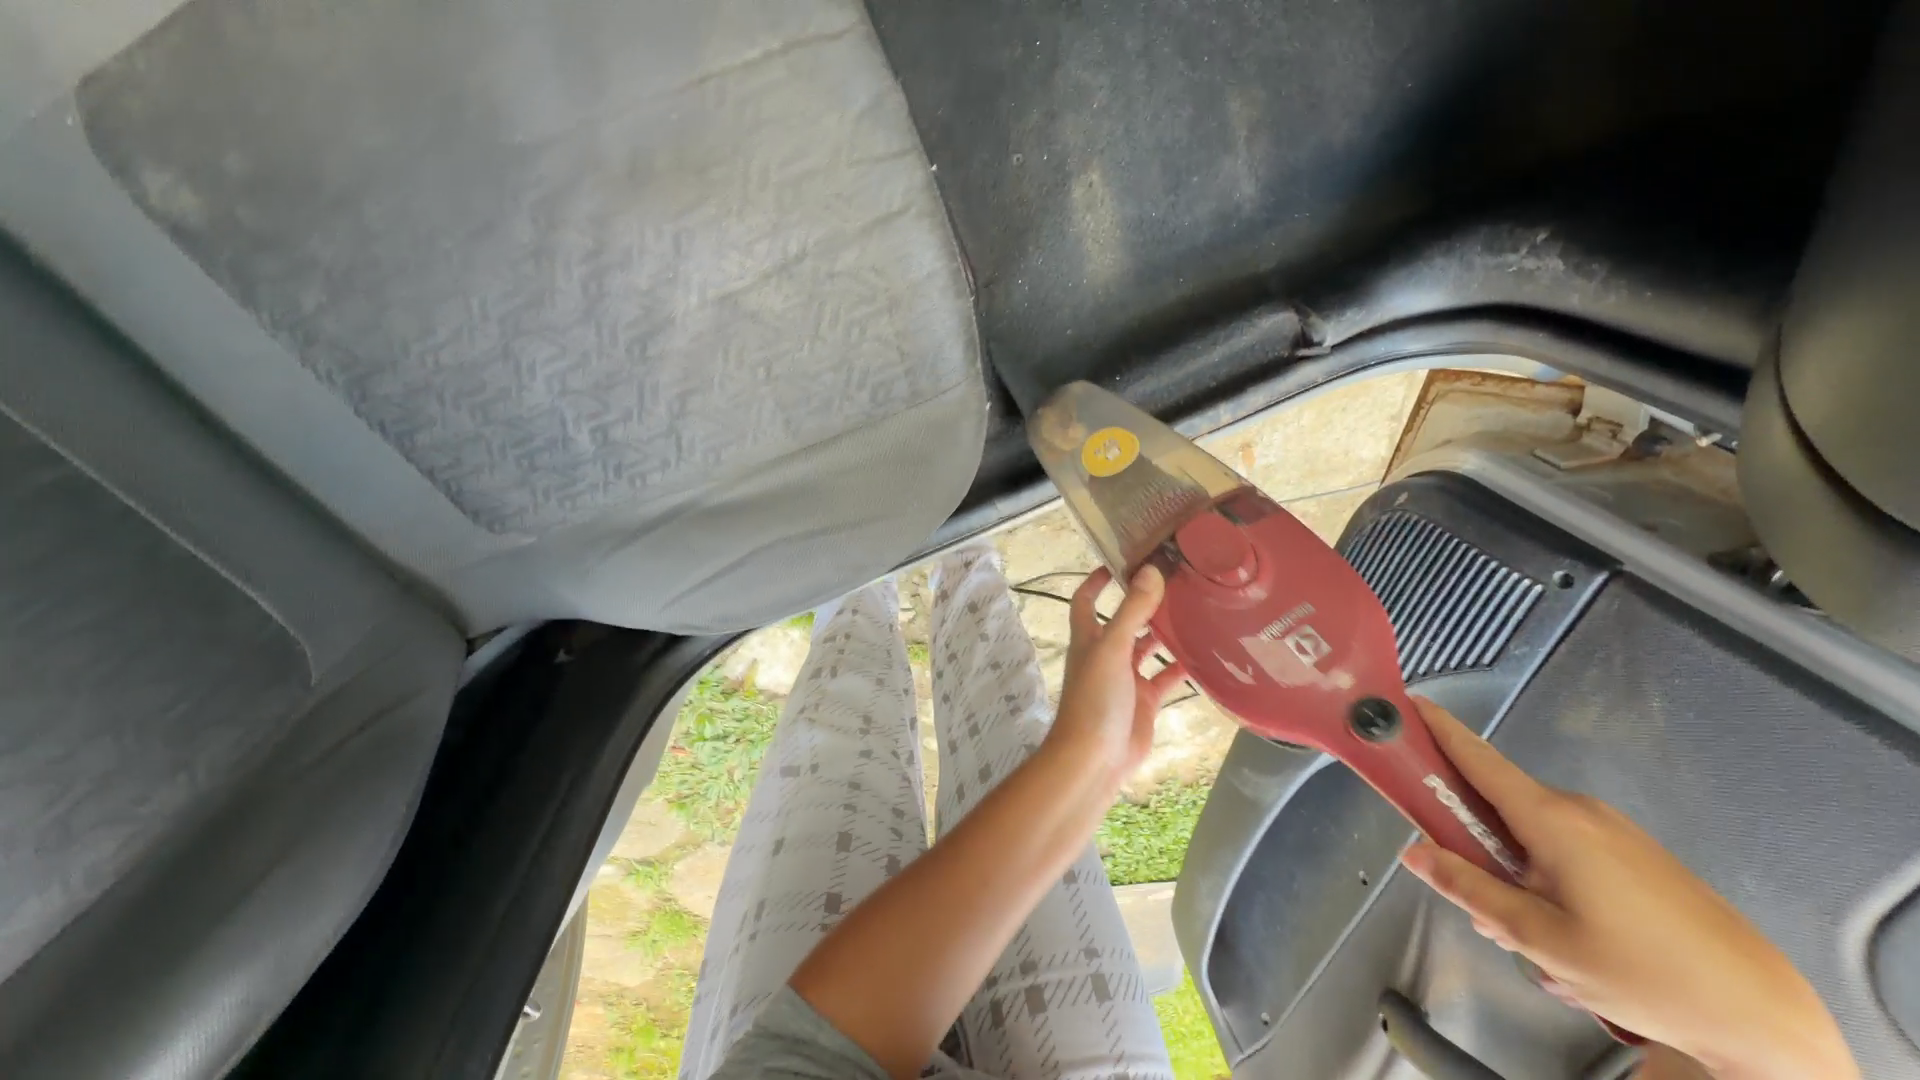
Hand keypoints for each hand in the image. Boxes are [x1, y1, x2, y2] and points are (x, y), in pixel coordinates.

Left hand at [1045, 565, 1188, 785]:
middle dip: (1143, 602)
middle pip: (1124, 621)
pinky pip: (1166, 677)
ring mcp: (1127, 678)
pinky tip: (1206, 652)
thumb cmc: (1095, 699)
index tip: (1119, 560)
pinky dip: (1182, 667)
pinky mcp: (1146, 700)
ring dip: (1166, 632)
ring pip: (1148, 648)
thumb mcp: (1112, 649)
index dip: (1097, 581)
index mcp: (1089, 638)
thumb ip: (1132, 611)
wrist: (1095, 758)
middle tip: (1176, 580)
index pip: (1086, 601)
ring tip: (1196, 608)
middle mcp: (1106, 654)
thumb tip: (1151, 571)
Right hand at [1400, 699, 1858, 1079]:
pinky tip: (1562, 932)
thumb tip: (1414, 853)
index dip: (1438, 729)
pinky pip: (1562, 848)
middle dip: (1469, 842)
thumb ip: (1470, 888)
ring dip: (1508, 872)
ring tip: (1529, 936)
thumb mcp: (1539, 938)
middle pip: (1496, 804)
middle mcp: (1580, 811)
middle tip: (1474, 901)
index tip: (1405, 705)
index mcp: (1553, 819)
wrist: (1759, 1012)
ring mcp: (1612, 830)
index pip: (1478, 758)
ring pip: (1528, 835)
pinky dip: (1540, 878)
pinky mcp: (1633, 854)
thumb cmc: (1643, 972)